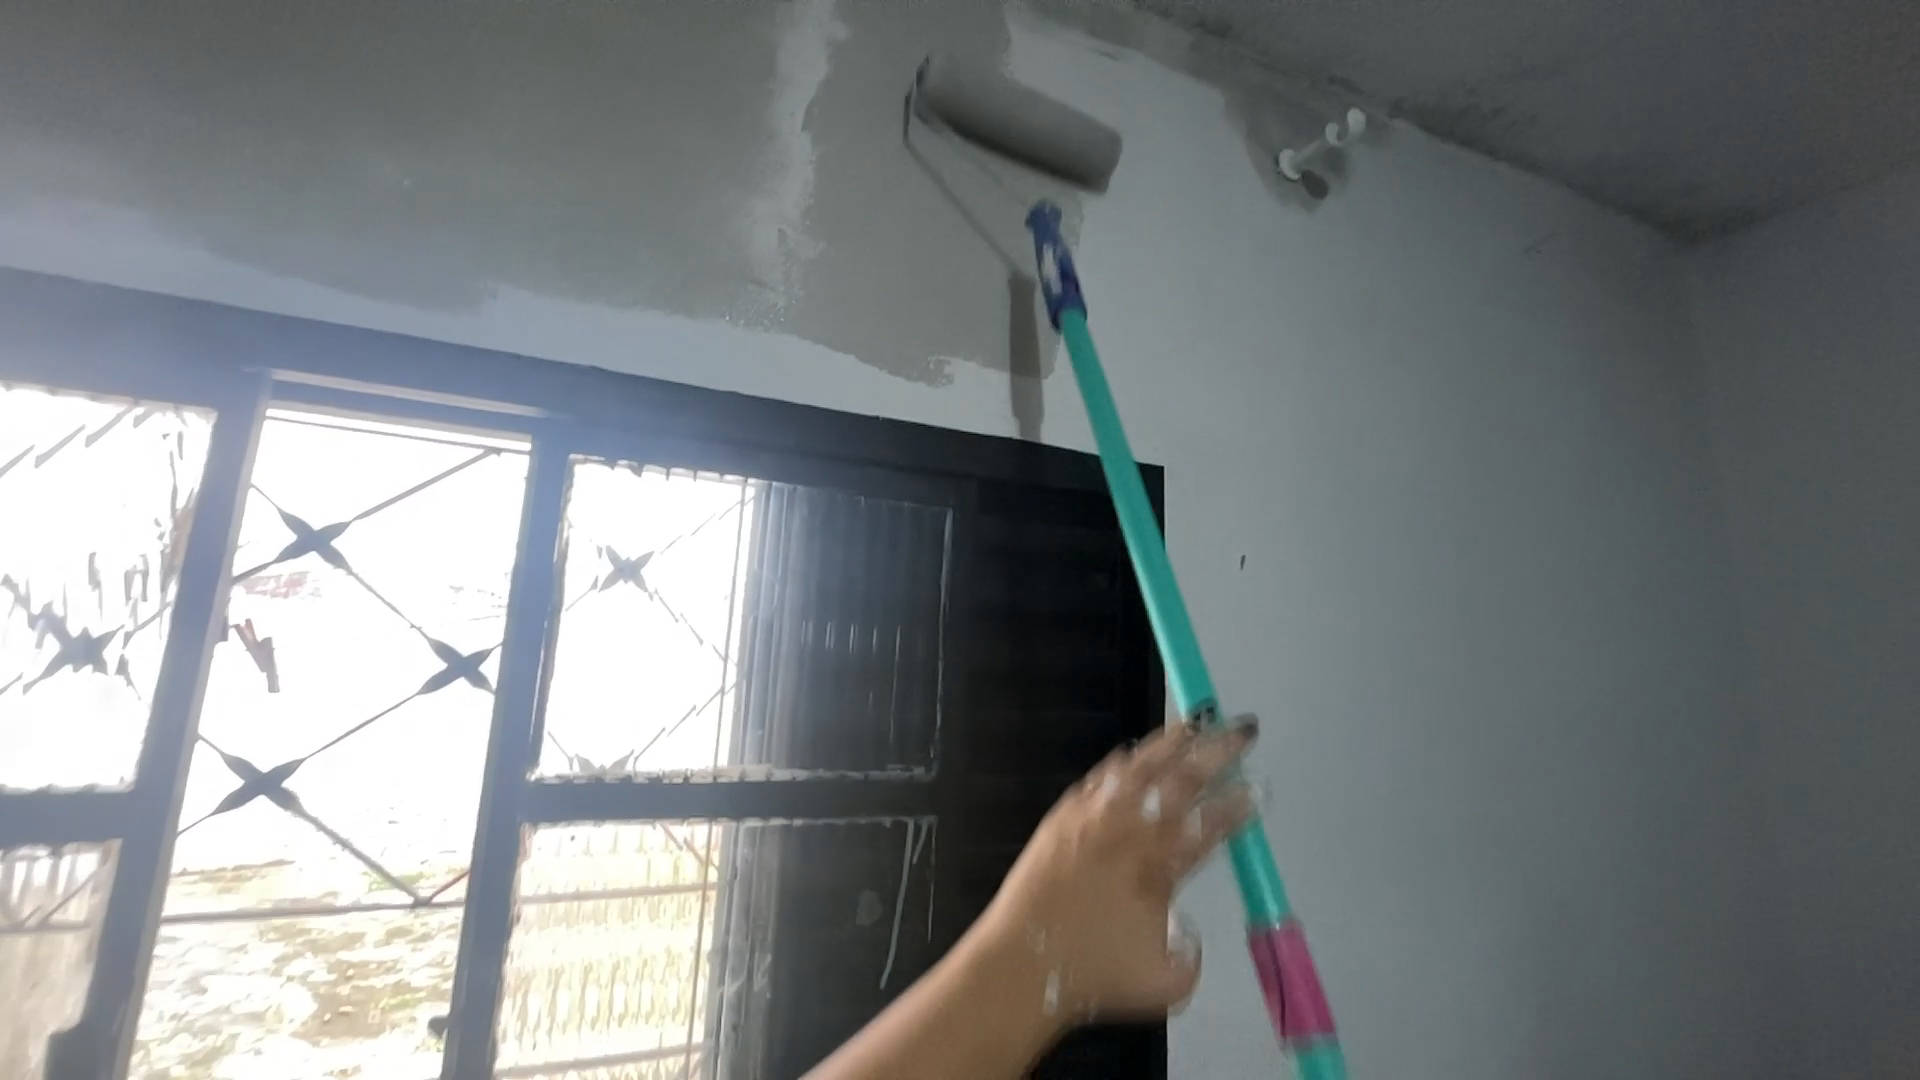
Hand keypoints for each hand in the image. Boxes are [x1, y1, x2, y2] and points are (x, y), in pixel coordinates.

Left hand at [971, 717, 1259, 1025]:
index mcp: (1158, 863)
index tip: (1261, 785)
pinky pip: (1104, 774)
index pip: (1210, 823)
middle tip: (1243, 730)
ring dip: (1173, 741)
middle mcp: (1128, 828)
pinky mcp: (1065, 812)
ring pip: (1140, 763)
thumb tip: (1188, 929)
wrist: (1022, 960)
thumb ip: (1192, 954)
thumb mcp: (1168, 983)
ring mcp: (1094, 814)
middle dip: (1218, 750)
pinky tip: (1140, 752)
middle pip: (1182, 777)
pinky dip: (1127, 760)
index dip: (1239, 803)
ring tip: (1197, 721)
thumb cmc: (1094, 973)